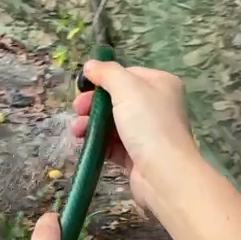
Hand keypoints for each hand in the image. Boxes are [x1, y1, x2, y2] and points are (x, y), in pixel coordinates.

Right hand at [71, 59, 203, 215]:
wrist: (164, 174)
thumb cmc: (149, 124)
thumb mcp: (127, 89)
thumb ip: (107, 73)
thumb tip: (90, 65)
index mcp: (160, 84)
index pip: (127, 75)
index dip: (104, 80)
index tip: (83, 87)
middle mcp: (156, 106)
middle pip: (117, 99)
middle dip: (93, 104)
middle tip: (77, 109)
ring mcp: (147, 133)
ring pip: (112, 123)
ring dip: (91, 123)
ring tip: (76, 130)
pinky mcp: (137, 156)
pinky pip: (112, 144)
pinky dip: (98, 142)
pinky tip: (83, 143)